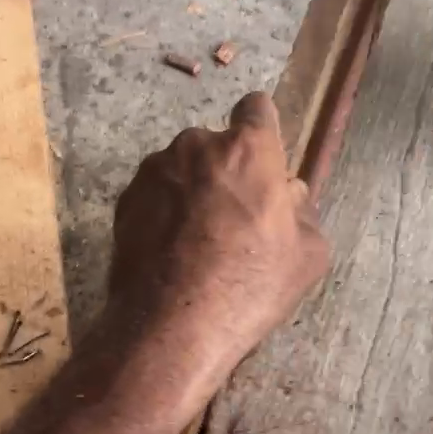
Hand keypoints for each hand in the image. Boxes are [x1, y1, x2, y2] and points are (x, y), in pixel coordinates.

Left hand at [106, 92, 329, 374]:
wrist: (171, 326)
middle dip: (228, 172)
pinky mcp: (124, 200)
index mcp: (247, 150)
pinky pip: (156, 196)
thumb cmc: (249, 286)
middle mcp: (196, 145)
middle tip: (237, 220)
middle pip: (219, 146)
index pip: (257, 107)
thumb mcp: (308, 256)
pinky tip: (174, 254)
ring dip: (194, 192)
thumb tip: (289, 196)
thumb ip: (303, 212)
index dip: (263, 130)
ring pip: (184, 170)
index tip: (263, 160)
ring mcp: (154, 171)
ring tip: (201, 244)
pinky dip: (165, 214)